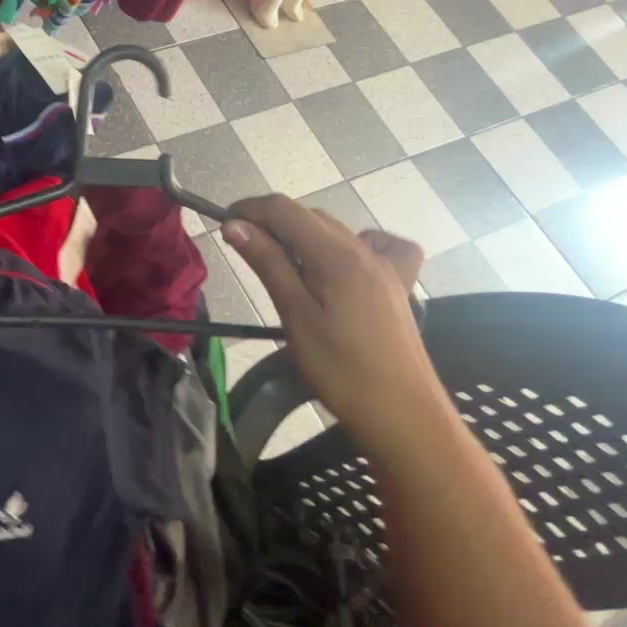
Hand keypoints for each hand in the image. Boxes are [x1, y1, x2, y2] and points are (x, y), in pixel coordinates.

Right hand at [221, 195, 452, 461]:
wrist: (403, 416)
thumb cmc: (341, 369)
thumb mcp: (295, 314)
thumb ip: (268, 263)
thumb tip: (234, 224)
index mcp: (338, 256)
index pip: (284, 210)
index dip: (249, 209)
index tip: (222, 227)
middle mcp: (365, 252)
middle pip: (308, 216)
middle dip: (269, 222)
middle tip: (242, 250)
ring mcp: (386, 268)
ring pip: (334, 230)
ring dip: (299, 234)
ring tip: (277, 263)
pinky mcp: (396, 286)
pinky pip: (377, 246)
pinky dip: (351, 242)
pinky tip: (338, 262)